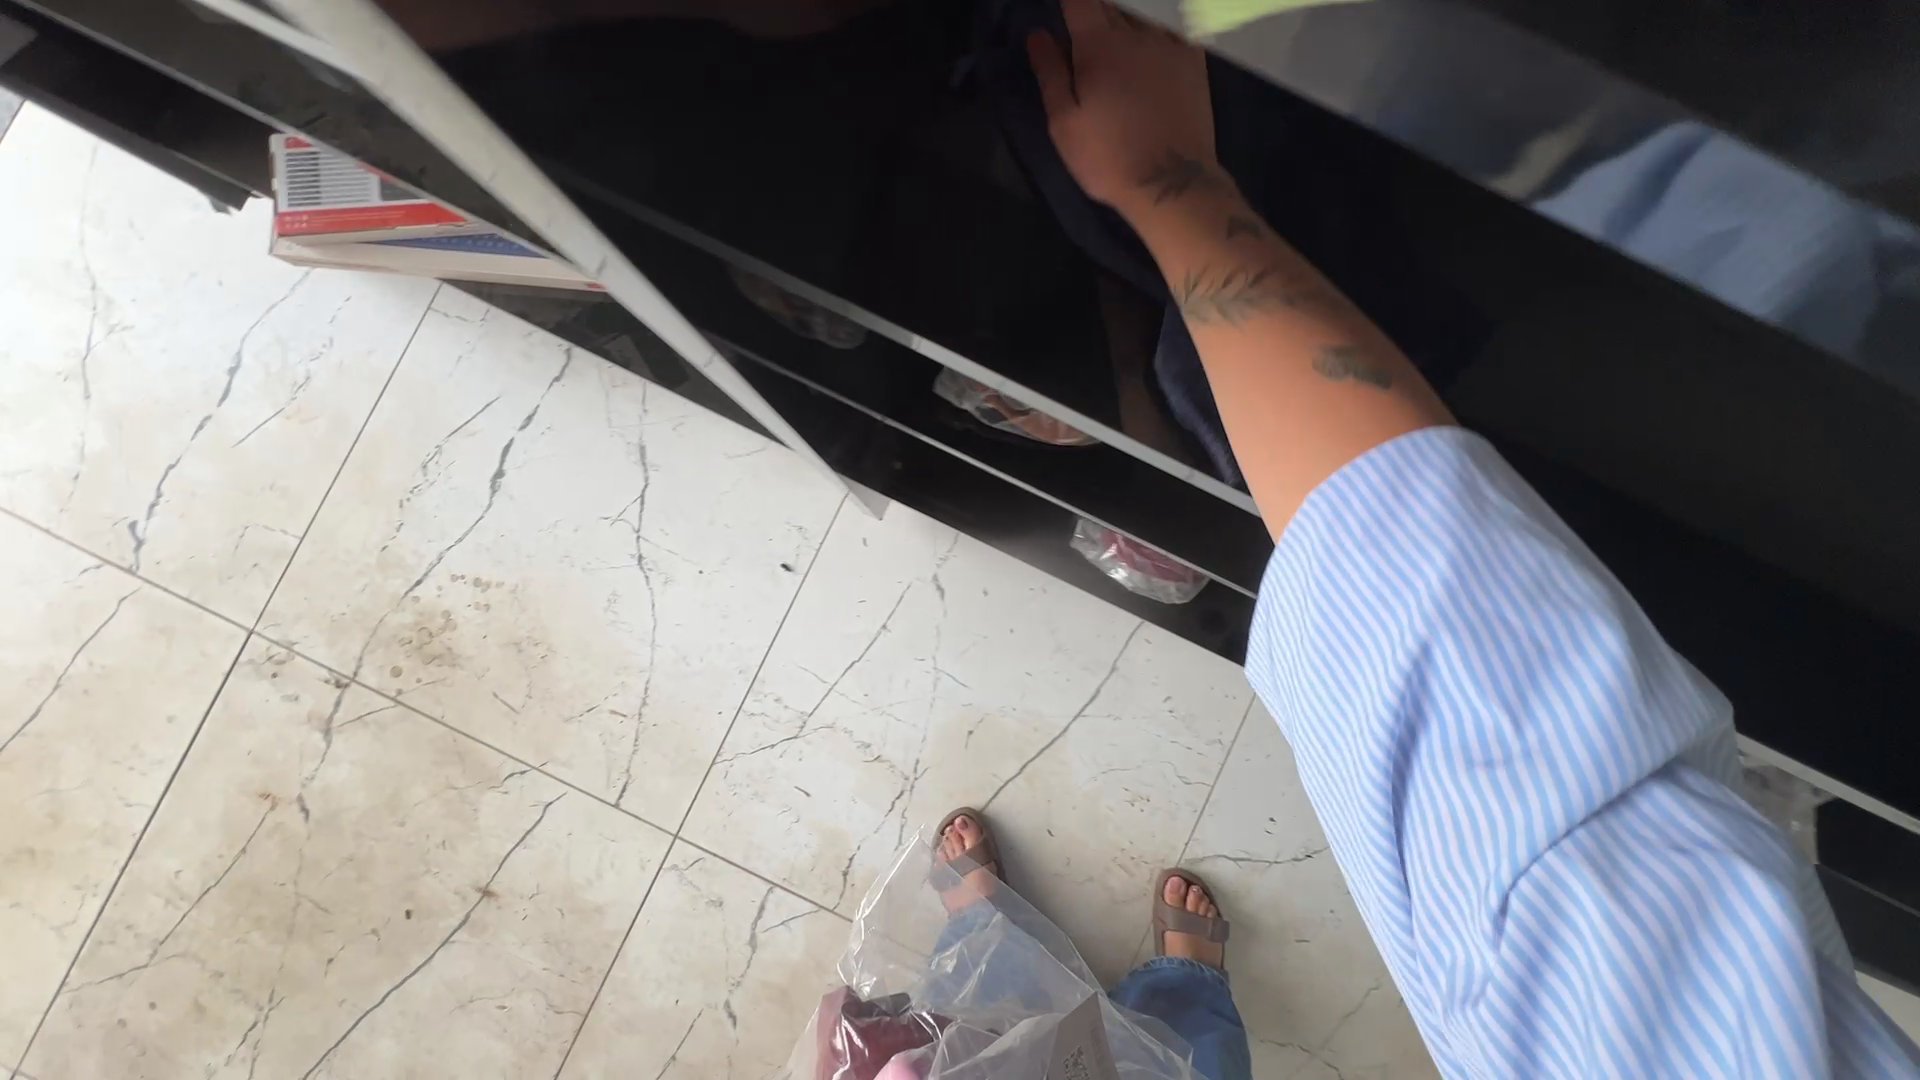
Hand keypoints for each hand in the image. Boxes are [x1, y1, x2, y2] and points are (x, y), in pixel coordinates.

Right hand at [1026, 0, 1217, 219]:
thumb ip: (1050, 75)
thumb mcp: (1065, 125)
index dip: (1068, 3)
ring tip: (1116, 30)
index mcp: (1098, 44)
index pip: (1079, 0)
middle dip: (1094, 8)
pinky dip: (1160, 21)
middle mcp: (1136, 31)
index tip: (1062, 11)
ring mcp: (1169, 41)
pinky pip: (1174, 23)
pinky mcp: (1193, 58)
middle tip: (1084, 28)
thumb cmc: (1108, 159)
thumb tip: (1038, 35)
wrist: (1170, 183)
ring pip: (1143, 11)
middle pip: (1111, 2)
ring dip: (1127, 14)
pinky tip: (1151, 35)